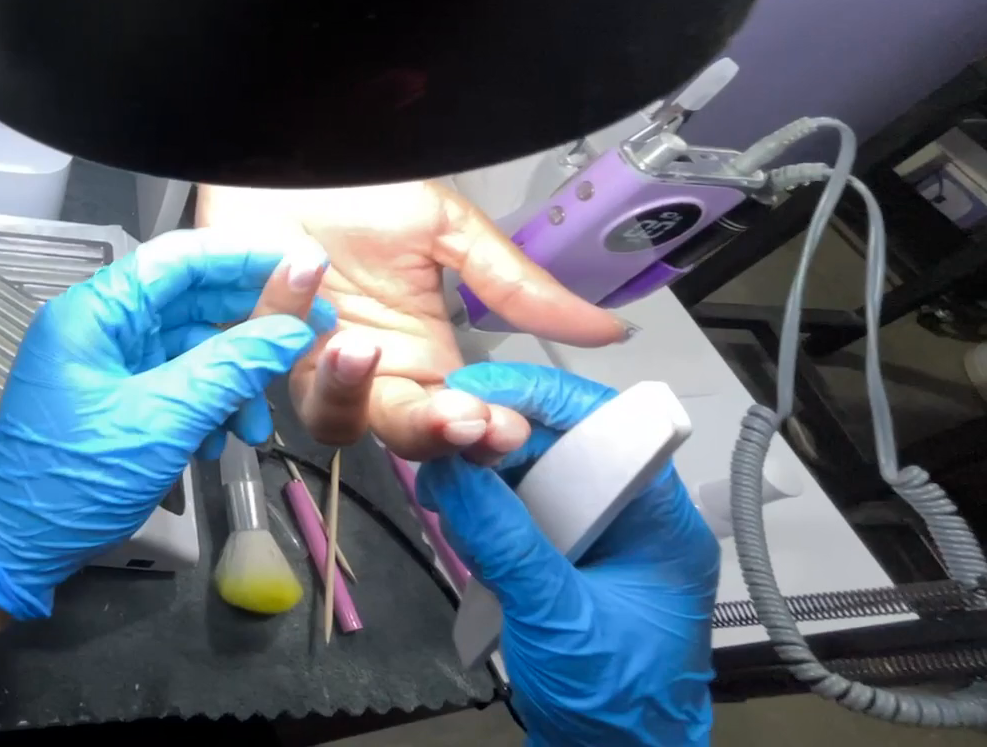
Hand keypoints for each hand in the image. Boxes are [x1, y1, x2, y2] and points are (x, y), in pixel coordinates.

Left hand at [0, 229, 333, 618]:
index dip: (241, 255)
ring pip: (186, 345)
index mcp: (95, 312)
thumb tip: (293, 328)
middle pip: (187, 299)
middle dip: (247, 323)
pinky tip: (222, 438)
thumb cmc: (77, 477)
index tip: (301, 262)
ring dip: (230, 378)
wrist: (18, 543)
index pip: (176, 259)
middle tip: (308, 336)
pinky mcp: (114, 391)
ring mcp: (105, 358)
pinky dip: (204, 402)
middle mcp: (99, 324)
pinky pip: (172, 378)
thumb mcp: (162, 420)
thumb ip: (229, 369)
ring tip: (256, 426)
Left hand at [197, 182, 628, 460]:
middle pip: (398, 434)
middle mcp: (366, 364)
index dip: (479, 435)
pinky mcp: (250, 334)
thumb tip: (609, 330)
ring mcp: (305, 354)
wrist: (288, 155)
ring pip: (326, 416)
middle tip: (457, 412)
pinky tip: (303, 272)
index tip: (503, 424)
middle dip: (430, 432)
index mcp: (418, 348)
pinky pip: (262, 354)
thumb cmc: (358, 189)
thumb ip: (513, 283)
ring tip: (358, 346)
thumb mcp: (444, 227)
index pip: (456, 418)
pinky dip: (282, 317)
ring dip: (346, 391)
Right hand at [418, 364, 719, 745]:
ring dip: (473, 469)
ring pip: (517, 461)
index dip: (533, 394)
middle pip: (549, 435)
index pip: (601, 420)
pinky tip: (453, 516)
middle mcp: (619, 505)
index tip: (464, 391)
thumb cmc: (610, 695)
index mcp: (653, 514)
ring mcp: (582, 522)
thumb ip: (505, 541)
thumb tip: (445, 466)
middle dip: (489, 434)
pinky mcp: (548, 539)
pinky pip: (503, 494)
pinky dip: (471, 496)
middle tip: (436, 448)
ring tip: (443, 497)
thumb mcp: (558, 618)